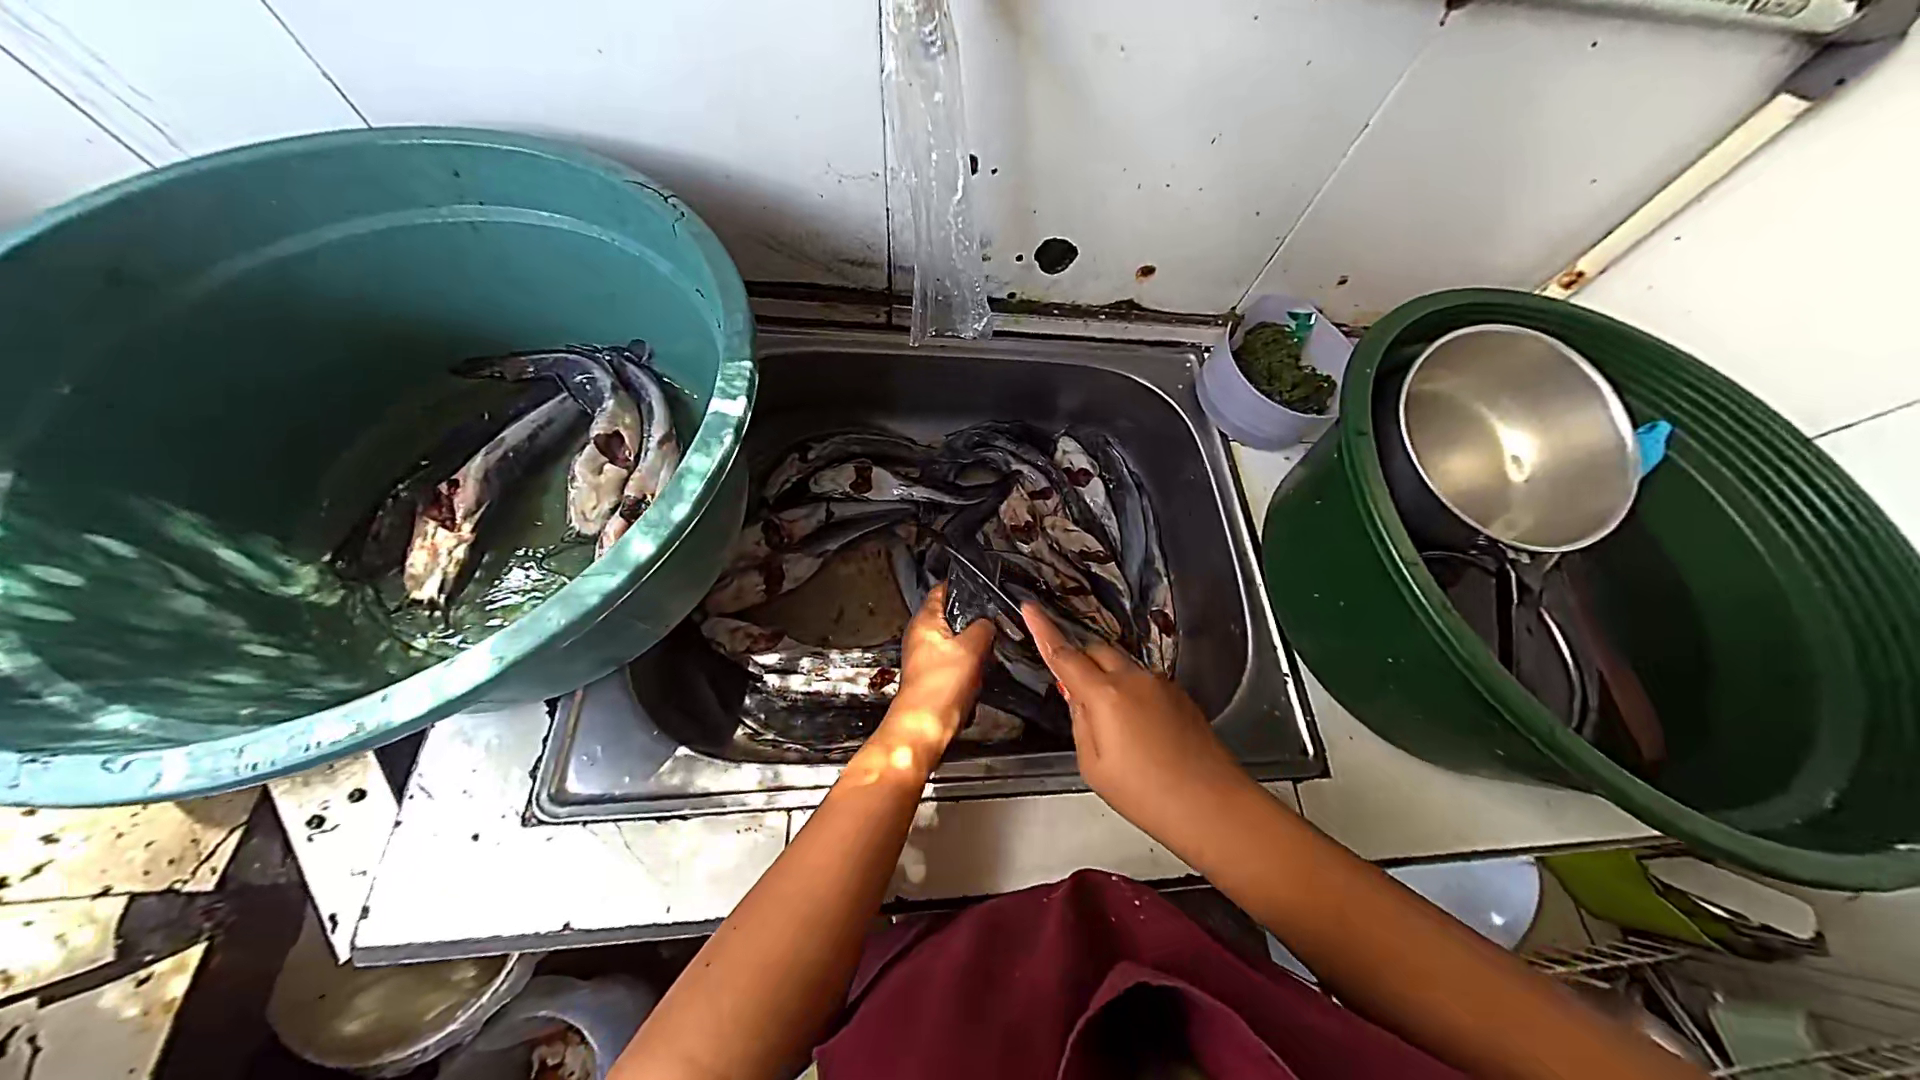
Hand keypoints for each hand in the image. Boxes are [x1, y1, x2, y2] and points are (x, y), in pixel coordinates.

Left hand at [885, 582, 994, 749]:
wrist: (926, 726)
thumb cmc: (940, 687)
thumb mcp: (972, 647)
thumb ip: (984, 627)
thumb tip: (988, 623)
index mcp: (924, 621)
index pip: (942, 590)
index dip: (961, 585)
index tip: (980, 585)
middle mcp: (920, 636)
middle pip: (951, 616)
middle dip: (972, 620)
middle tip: (991, 623)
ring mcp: (925, 656)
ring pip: (956, 640)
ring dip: (972, 645)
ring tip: (985, 651)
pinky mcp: (934, 676)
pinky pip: (955, 662)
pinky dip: (968, 664)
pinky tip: (978, 672)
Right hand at [1022, 603, 1261, 839]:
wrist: (1213, 805)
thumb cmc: (1147, 794)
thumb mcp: (1093, 766)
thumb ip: (1079, 722)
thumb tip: (1079, 699)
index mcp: (1105, 695)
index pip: (1064, 654)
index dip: (1043, 629)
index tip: (1030, 608)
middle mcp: (1134, 679)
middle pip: (1096, 651)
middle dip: (1081, 663)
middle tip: (1076, 697)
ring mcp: (1160, 684)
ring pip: (1122, 666)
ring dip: (1107, 680)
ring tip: (1113, 728)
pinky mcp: (1180, 695)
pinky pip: (1144, 681)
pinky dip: (1131, 693)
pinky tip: (1139, 731)